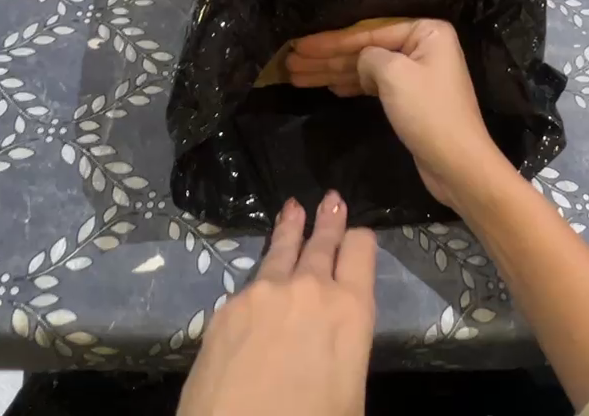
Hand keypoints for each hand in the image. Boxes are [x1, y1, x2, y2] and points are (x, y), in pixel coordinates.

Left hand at [177, 192, 375, 415]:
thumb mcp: (349, 389)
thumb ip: (343, 343)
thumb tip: (328, 332)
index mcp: (350, 310)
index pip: (361, 250)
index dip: (359, 241)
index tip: (356, 236)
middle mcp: (309, 288)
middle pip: (322, 242)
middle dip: (328, 220)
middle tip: (331, 199)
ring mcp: (264, 293)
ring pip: (282, 250)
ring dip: (290, 229)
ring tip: (293, 209)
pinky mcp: (227, 308)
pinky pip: (250, 285)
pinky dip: (259, 279)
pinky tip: (259, 282)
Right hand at [286, 19, 513, 206]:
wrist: (457, 164)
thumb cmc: (428, 112)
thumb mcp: (394, 75)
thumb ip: (368, 57)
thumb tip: (361, 61)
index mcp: (426, 32)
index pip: (368, 34)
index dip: (330, 41)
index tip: (300, 45)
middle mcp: (423, 47)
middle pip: (365, 49)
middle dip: (327, 57)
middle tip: (291, 62)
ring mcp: (417, 74)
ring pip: (366, 69)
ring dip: (333, 72)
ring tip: (297, 75)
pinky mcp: (410, 99)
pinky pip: (374, 85)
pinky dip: (351, 85)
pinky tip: (329, 85)